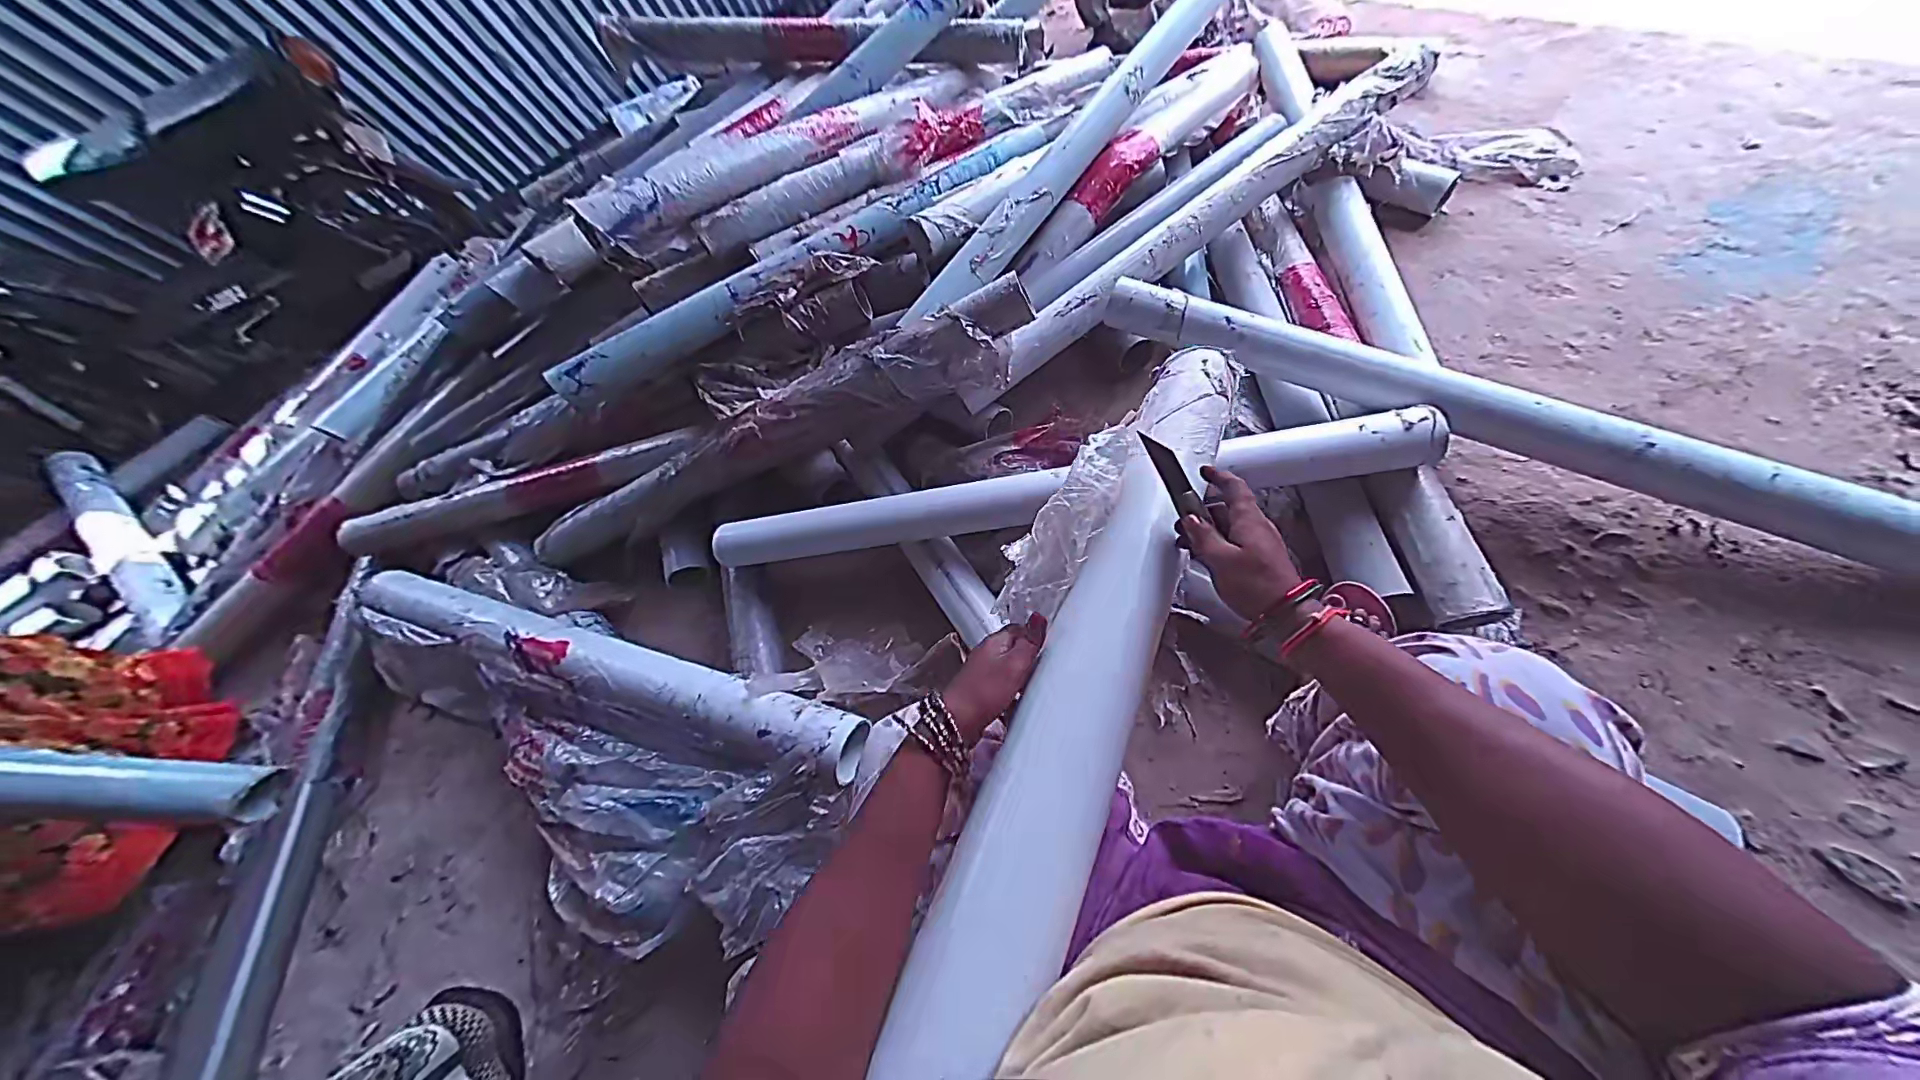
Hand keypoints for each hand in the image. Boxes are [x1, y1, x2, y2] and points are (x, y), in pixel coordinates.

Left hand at [940, 614, 1046, 742]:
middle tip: (1043, 667)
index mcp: (994, 642)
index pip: (1019, 628)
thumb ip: (1029, 642)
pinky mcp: (983, 691)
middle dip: (1030, 657)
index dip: (1035, 635)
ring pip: (1010, 668)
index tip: (1049, 644)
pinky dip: (1013, 691)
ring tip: (1032, 685)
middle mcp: (987, 655)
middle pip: (1014, 649)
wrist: (958, 720)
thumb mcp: (1016, 664)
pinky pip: (1004, 686)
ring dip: (1022, 676)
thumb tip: (1039, 618)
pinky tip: (1018, 700)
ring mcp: (983, 673)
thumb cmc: (983, 692)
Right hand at [1178, 465, 1304, 622]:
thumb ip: (1203, 536)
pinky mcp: (1258, 557)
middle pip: (1227, 508)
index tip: (1204, 473)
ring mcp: (1259, 542)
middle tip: (1184, 521)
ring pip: (1229, 526)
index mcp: (1249, 520)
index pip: (1234, 488)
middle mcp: (1256, 527)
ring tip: (1190, 543)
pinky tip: (1206, 556)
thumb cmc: (1258, 587)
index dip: (1217, 477)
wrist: (1284, 612)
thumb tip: (1190, 520)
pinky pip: (1235, 541)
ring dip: (1208, 530)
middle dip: (1203, 511)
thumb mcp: (1220, 559)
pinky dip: (1218, 543)